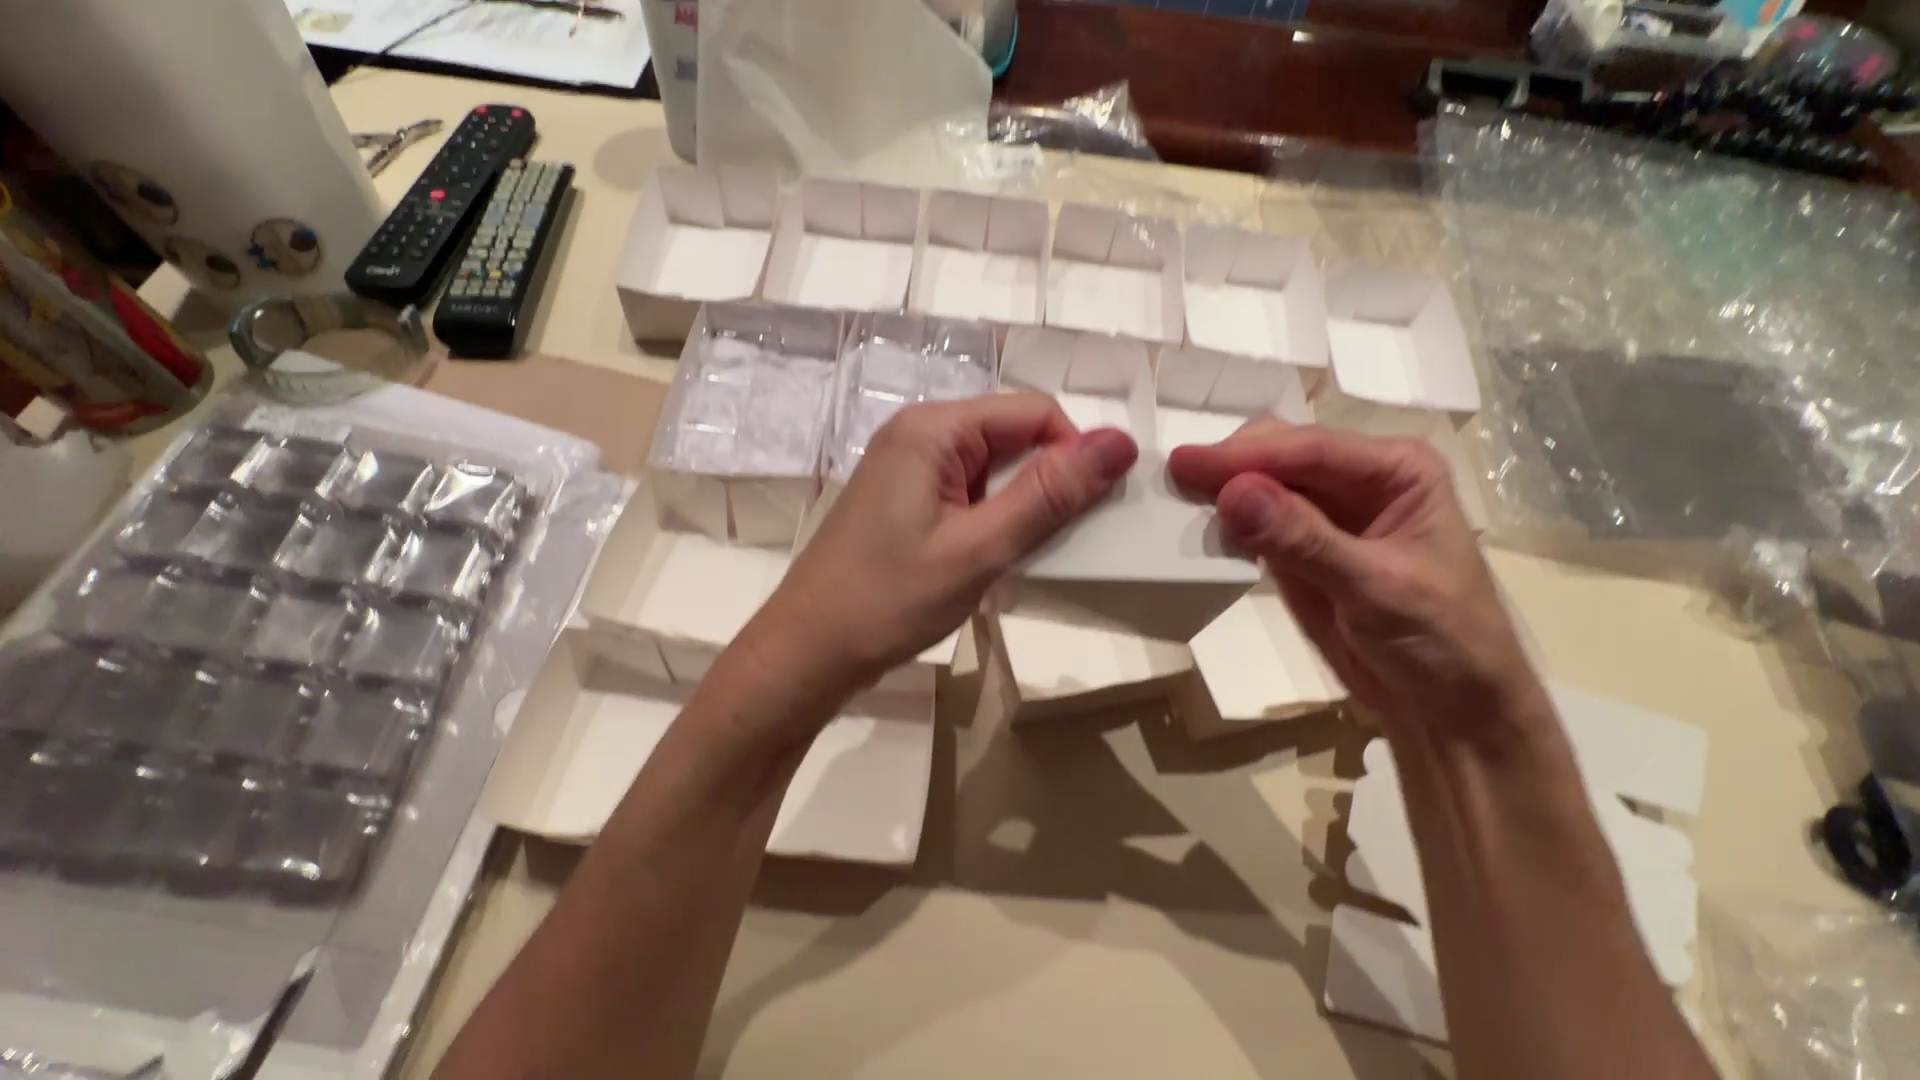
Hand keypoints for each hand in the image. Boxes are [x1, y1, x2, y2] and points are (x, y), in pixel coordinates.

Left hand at [750, 393, 1137, 693]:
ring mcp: (908, 468)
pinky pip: (969, 493)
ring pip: (994, 468)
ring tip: (1029, 556)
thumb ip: (1049, 495)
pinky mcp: (905, 500)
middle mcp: (919, 434)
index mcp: (933, 428)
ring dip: (1023, 506)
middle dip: (1050, 481)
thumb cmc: (889, 600)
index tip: (1093, 511)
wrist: (808, 651)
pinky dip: (994, 520)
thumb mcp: (979, 549)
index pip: (1034, 411)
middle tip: (1064, 542)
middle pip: (1013, 436)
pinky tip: (997, 559)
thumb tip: (1120, 442)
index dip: (1075, 453)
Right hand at [1167, 418, 1548, 741]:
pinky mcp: (1300, 549)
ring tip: (1172, 499)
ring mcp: (1327, 513)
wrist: (1449, 709)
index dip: (1245, 455)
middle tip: (1173, 480)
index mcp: (1395, 470)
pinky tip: (1197, 528)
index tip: (1184, 463)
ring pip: (1262, 485)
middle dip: (1231, 465)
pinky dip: (1226, 524)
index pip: (1310, 449)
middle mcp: (1360, 479)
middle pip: (1281, 454)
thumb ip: (1304, 540)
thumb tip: (1232, 493)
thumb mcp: (1375, 588)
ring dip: (1222, 491)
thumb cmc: (1440, 641)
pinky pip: (1255, 524)